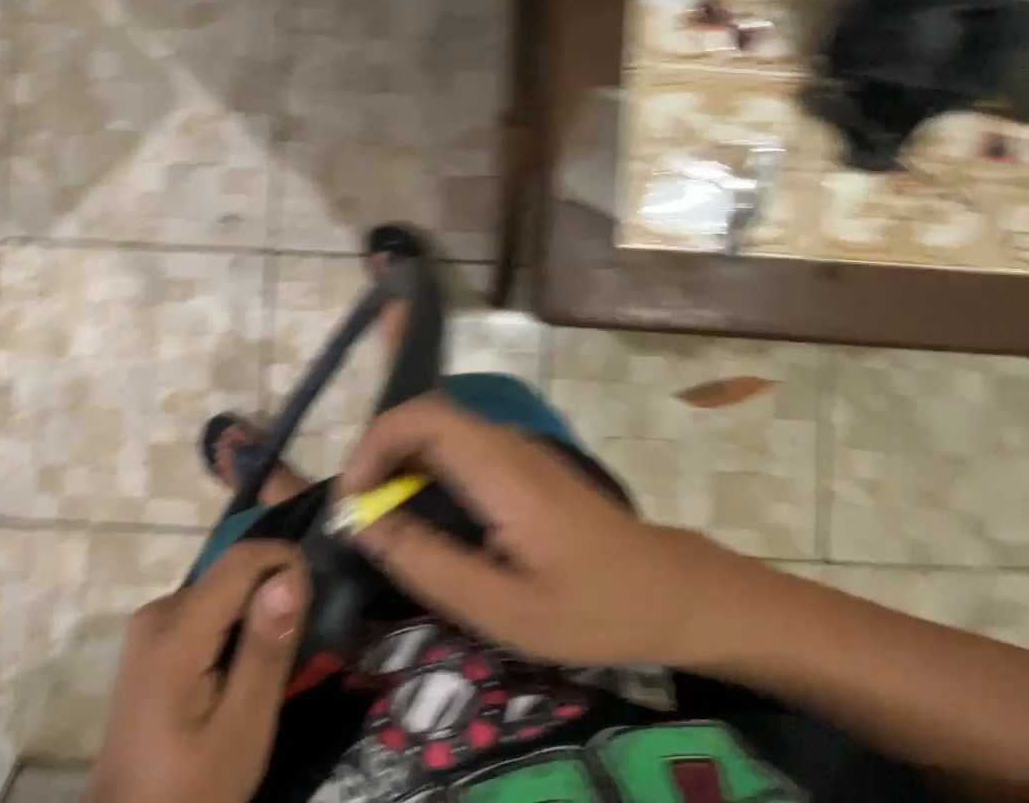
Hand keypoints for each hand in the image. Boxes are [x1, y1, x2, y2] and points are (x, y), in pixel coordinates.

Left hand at [85, 542, 310, 802]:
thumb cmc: (192, 785)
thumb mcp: (242, 728)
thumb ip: (265, 649)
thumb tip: (290, 575)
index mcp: (176, 629)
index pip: (239, 560)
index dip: (284, 562)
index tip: (317, 600)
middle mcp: (157, 611)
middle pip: (229, 575)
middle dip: (271, 595)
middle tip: (302, 647)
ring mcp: (149, 626)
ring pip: (219, 593)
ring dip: (253, 615)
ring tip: (275, 664)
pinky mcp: (150, 642)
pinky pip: (203, 614)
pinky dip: (231, 630)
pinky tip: (241, 673)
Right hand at [336, 394, 715, 667]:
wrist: (675, 593)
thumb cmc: (593, 609)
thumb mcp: (504, 610)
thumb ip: (429, 564)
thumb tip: (362, 525)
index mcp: (502, 472)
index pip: (421, 419)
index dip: (373, 446)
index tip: (353, 500)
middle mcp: (507, 444)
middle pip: (423, 418)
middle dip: (376, 456)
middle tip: (359, 513)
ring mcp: (517, 449)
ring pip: (437, 430)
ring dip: (396, 463)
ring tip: (380, 517)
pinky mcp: (521, 463)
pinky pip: (456, 448)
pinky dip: (421, 469)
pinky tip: (420, 515)